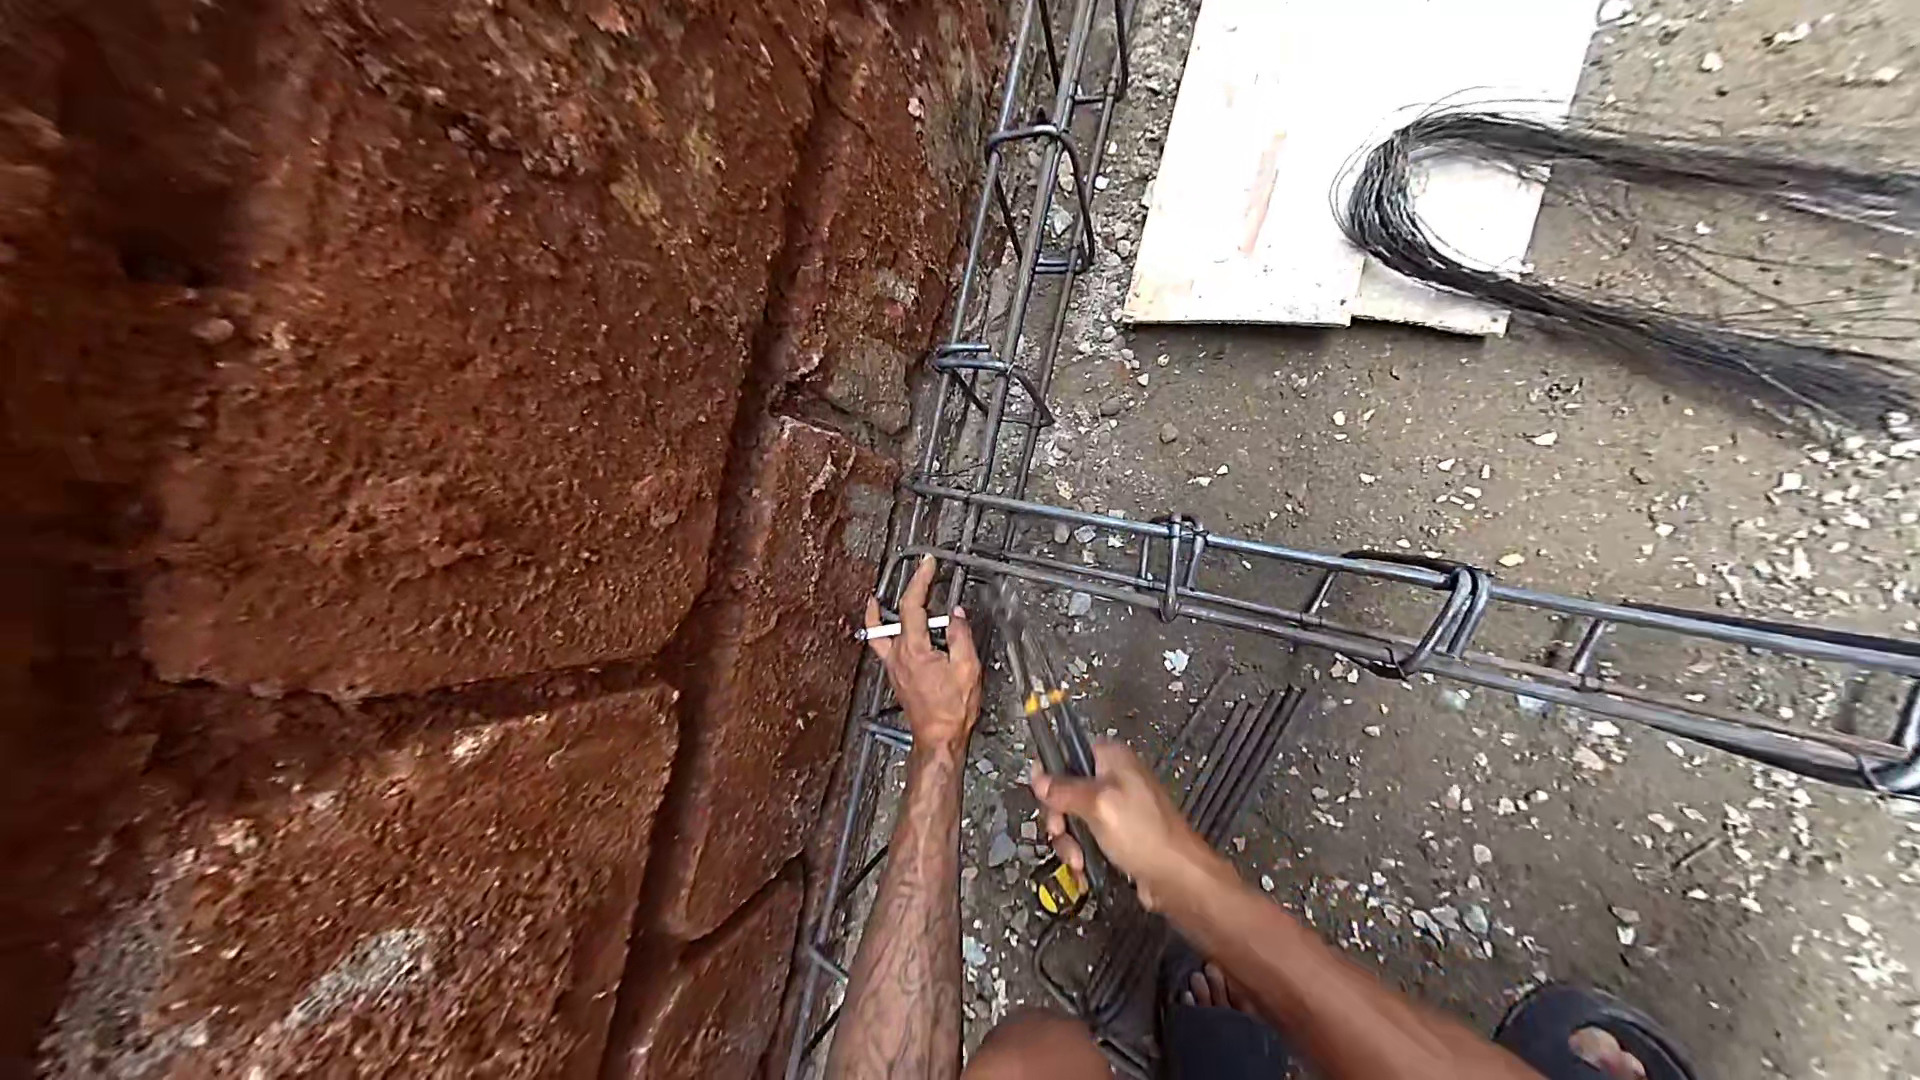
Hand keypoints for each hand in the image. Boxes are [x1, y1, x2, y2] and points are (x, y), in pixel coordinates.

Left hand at [864, 555, 980, 748]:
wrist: (938, 737)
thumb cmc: (952, 710)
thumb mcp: (967, 668)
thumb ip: (961, 636)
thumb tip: (957, 614)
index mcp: (914, 650)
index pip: (913, 605)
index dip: (920, 580)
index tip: (927, 565)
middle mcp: (898, 656)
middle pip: (894, 614)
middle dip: (907, 590)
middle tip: (919, 574)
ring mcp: (893, 666)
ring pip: (878, 631)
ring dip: (879, 612)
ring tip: (878, 598)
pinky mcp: (895, 674)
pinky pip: (881, 646)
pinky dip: (880, 631)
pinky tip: (889, 629)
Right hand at [1030, 739, 1218, 909]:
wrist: (1178, 879)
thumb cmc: (1147, 834)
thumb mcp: (1098, 804)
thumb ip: (1064, 789)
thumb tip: (1039, 779)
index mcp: (1110, 757)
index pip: (1066, 750)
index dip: (1049, 773)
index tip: (1043, 795)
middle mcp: (1112, 777)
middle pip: (1064, 788)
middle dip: (1059, 816)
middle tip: (1061, 831)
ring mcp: (1114, 805)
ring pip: (1072, 816)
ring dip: (1069, 840)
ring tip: (1078, 858)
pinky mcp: (1116, 831)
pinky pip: (1085, 835)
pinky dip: (1080, 850)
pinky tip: (1084, 866)